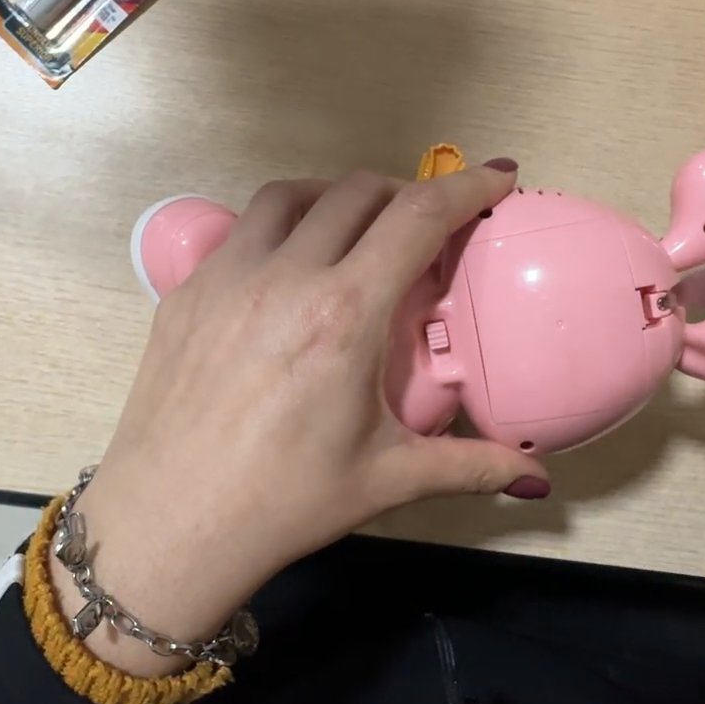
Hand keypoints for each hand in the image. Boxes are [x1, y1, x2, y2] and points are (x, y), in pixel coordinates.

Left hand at [55, 162, 550, 675]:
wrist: (169, 523)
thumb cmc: (281, 504)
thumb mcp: (385, 479)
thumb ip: (469, 466)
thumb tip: (535, 477)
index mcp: (342, 314)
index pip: (417, 218)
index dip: (465, 188)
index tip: (494, 180)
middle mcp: (282, 277)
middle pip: (356, 192)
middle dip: (404, 192)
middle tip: (425, 224)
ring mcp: (224, 277)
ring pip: (288, 195)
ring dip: (334, 196)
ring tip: (354, 228)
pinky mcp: (184, 292)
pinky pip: (239, 232)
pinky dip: (278, 229)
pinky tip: (285, 271)